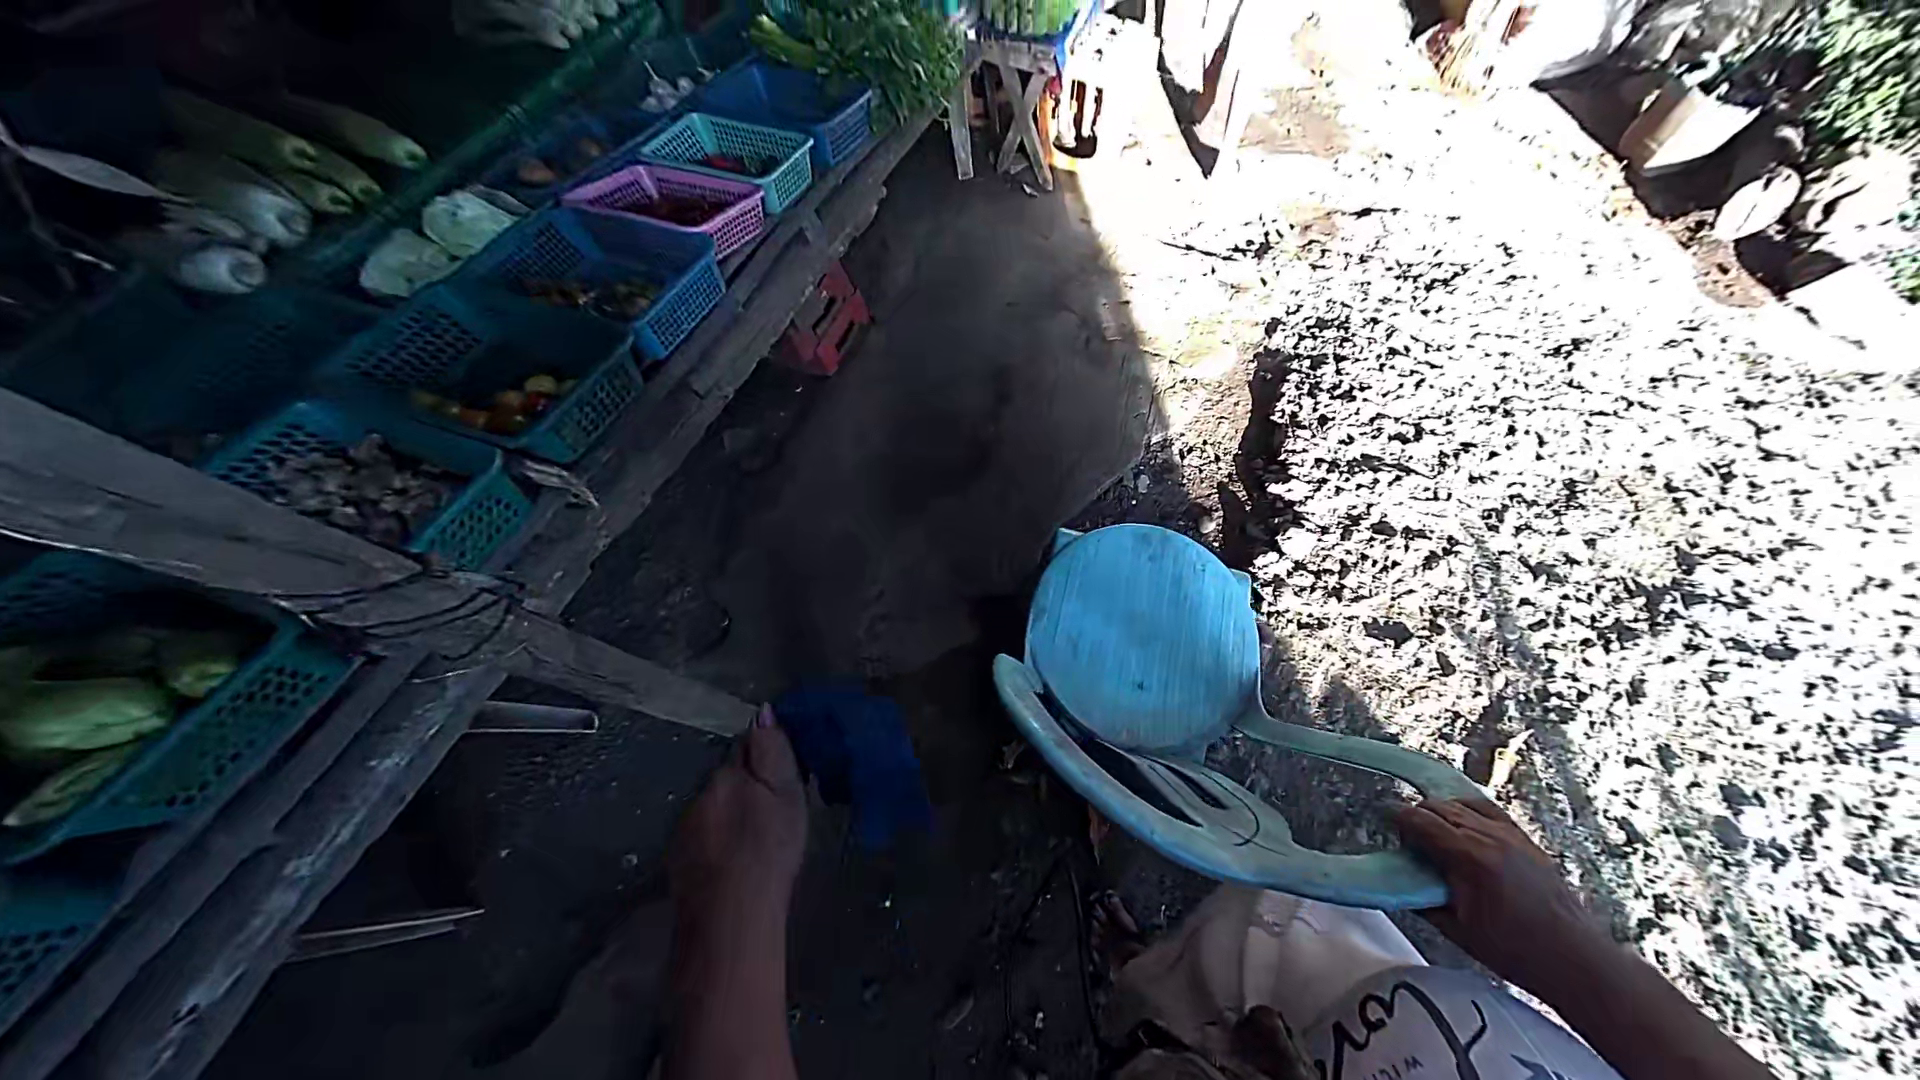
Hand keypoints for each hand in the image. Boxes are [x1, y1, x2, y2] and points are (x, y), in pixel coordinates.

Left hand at [669, 706, 807, 914]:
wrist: (731, 917)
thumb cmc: (770, 851)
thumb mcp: (787, 795)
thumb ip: (773, 751)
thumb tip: (762, 711)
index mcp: (726, 775)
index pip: (745, 746)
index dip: (766, 756)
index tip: (782, 773)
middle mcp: (698, 794)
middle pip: (727, 777)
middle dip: (746, 785)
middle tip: (773, 808)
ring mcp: (683, 828)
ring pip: (714, 806)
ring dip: (731, 812)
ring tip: (754, 837)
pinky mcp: (677, 859)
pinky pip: (703, 834)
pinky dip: (717, 839)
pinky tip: (732, 859)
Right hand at [1396, 798, 1613, 996]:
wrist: (1578, 962)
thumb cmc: (1517, 950)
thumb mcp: (1455, 928)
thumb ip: (1418, 897)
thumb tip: (1392, 881)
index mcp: (1470, 857)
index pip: (1420, 820)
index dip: (1396, 816)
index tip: (1383, 817)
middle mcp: (1491, 838)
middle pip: (1438, 806)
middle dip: (1416, 814)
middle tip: (1406, 834)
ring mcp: (1512, 836)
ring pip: (1462, 803)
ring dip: (1441, 811)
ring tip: (1432, 829)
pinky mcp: (1526, 840)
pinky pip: (1488, 810)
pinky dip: (1467, 810)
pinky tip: (1461, 823)